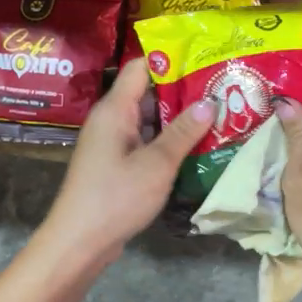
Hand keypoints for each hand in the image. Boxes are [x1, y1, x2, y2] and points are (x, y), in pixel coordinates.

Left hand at [33, 58, 214, 268]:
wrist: (79, 242)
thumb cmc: (116, 197)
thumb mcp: (157, 164)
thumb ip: (184, 132)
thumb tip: (209, 101)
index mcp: (115, 109)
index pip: (141, 67)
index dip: (171, 59)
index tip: (205, 59)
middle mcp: (112, 119)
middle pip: (149, 93)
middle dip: (184, 91)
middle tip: (222, 89)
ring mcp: (113, 143)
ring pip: (150, 120)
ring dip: (180, 119)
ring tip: (218, 115)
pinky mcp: (117, 164)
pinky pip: (146, 141)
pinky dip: (169, 141)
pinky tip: (197, 147)